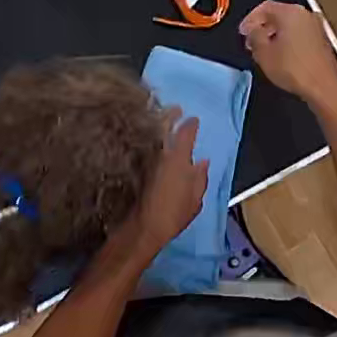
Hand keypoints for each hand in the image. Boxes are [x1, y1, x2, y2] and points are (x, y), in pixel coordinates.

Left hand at [128, 107, 208, 254]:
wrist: (143, 227)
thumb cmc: (172, 215)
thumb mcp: (196, 199)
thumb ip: (200, 178)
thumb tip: (203, 163)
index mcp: (179, 159)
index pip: (186, 133)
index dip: (190, 124)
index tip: (193, 118)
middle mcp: (160, 155)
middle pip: (164, 127)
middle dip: (170, 116)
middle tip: (175, 109)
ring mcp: (145, 159)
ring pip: (152, 136)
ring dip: (157, 126)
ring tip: (162, 120)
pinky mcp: (134, 167)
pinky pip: (143, 147)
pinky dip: (148, 141)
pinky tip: (149, 142)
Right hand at [240, 0, 336, 108]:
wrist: (323, 86)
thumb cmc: (298, 71)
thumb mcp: (263, 53)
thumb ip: (253, 36)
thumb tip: (253, 32)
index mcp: (290, 12)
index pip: (265, 7)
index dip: (250, 19)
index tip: (244, 30)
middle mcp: (306, 15)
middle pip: (279, 15)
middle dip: (263, 28)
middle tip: (253, 41)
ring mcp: (317, 28)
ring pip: (291, 26)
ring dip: (276, 36)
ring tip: (266, 52)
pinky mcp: (322, 41)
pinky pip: (301, 36)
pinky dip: (290, 42)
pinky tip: (283, 57)